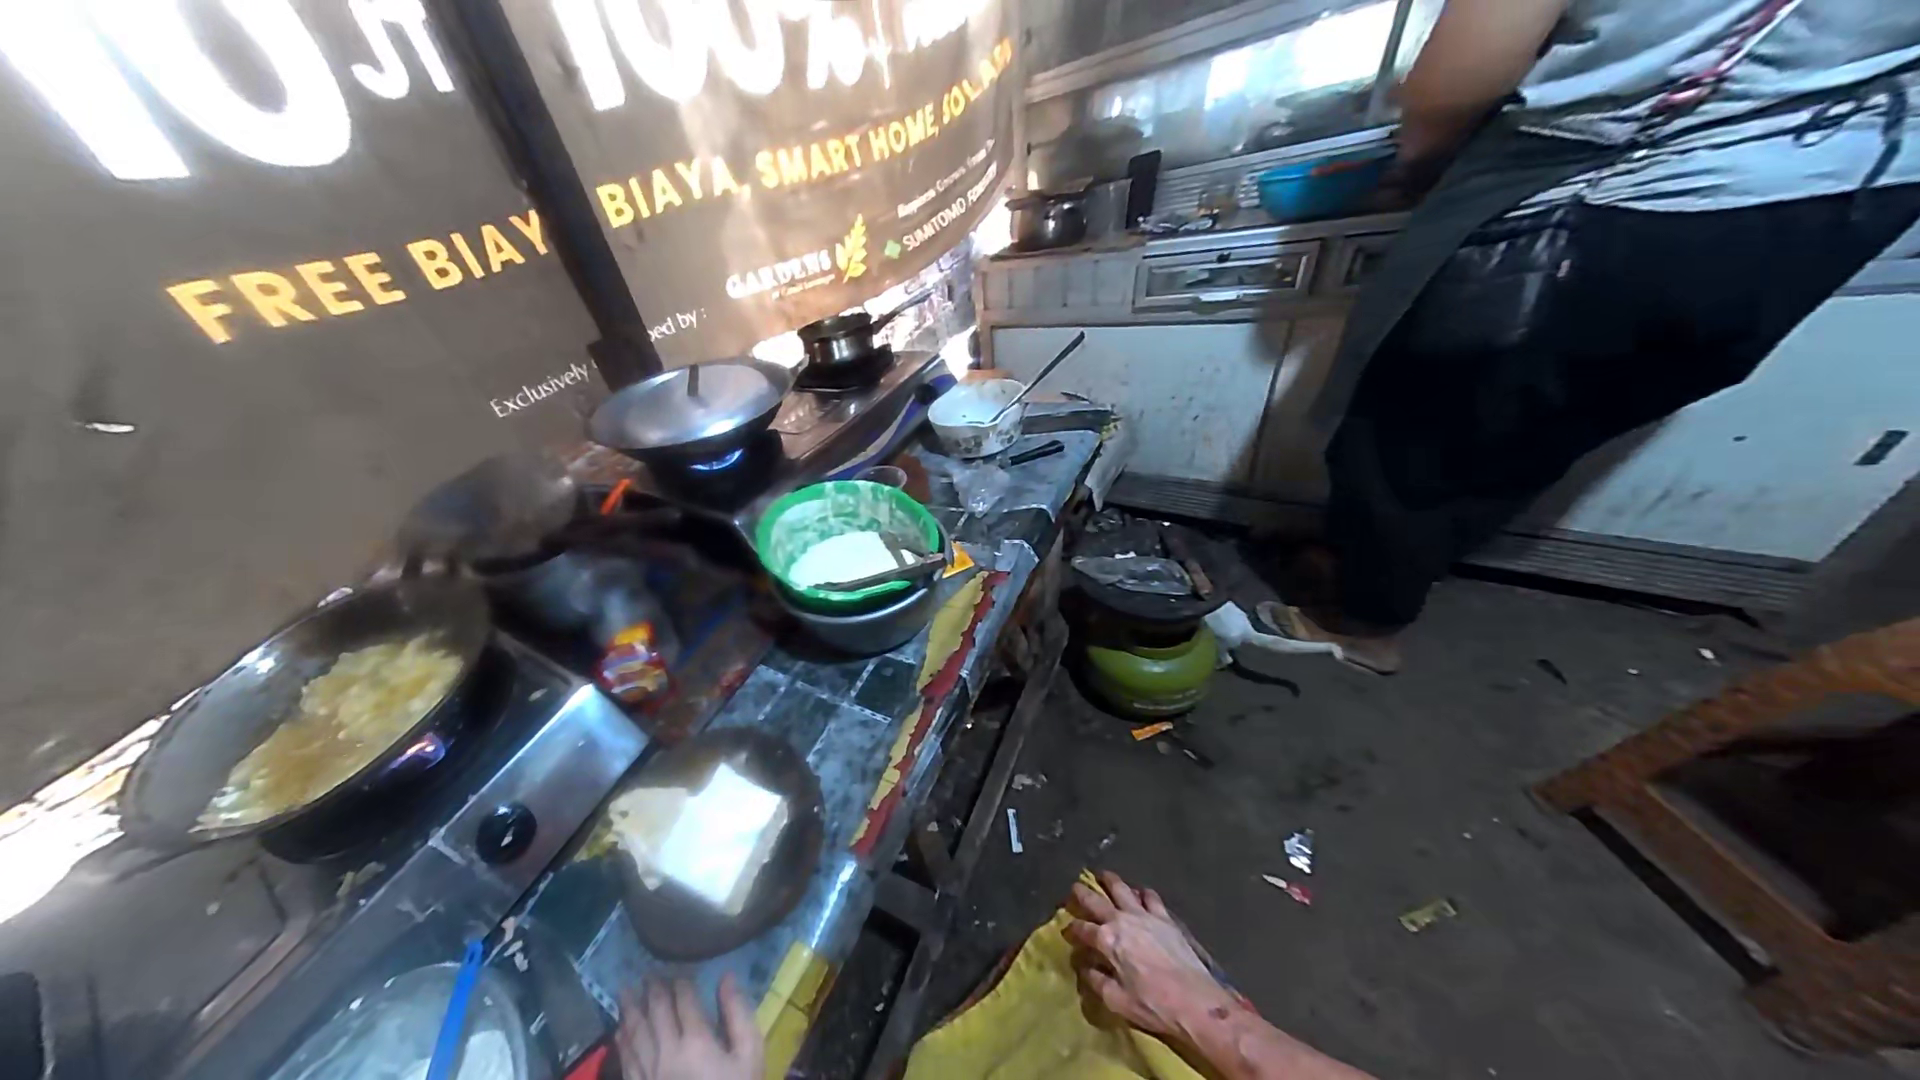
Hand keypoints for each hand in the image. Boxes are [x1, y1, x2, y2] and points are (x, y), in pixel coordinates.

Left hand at [615, 975, 762, 1079]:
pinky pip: (627, 1062)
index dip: (680, 980)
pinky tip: (621, 1032)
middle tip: (646, 973)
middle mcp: (666, 1053)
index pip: (683, 1000)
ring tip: (624, 992)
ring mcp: (649, 1076)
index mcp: (696, 1041)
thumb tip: (726, 978)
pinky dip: (623, 1042)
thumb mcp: (750, 1053)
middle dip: (650, 990)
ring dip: (629, 1011)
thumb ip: (738, 1013)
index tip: (679, 967)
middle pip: (654, 1014)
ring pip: (634, 1036)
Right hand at [1063, 871, 1238, 1041]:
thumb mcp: (1116, 1001)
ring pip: (1121, 888)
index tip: (1067, 931)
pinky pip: (1149, 896)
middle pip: (1095, 900)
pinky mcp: (1164, 917)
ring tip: (1103, 875)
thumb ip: (1096, 981)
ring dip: (1109, 880)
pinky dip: (1141, 892)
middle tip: (1074, 888)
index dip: (1071, 929)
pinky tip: (1140, 894)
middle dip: (1081, 893)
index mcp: (1106, 940)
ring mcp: (1144, 914)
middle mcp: (1121, 920)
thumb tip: (1084, 966)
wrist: (1195, 1002)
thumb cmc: (1153, 1005)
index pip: (1081, 929)